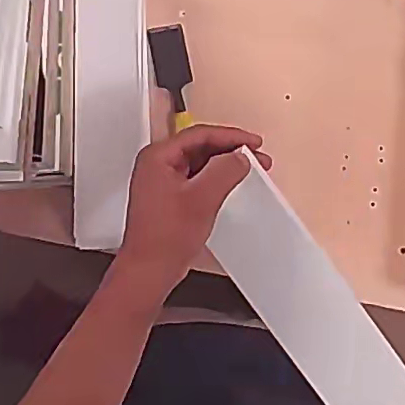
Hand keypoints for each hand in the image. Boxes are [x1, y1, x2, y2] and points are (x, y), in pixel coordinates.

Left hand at [115, 125, 269, 290]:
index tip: (251, 142)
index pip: (200, 134)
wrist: (150, 270)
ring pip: (200, 162)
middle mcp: (156, 165)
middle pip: (200, 146)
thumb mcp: (203, 197)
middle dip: (230, 149)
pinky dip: (216, 177)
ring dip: (225, 163)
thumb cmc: (164, 238)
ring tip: (248, 167)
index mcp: (158, 157)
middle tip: (254, 154)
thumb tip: (240, 157)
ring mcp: (162, 181)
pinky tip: (230, 182)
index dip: (230, 136)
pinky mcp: (169, 196)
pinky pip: (197, 177)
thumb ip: (225, 171)